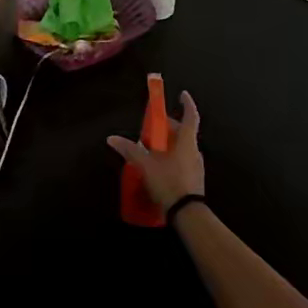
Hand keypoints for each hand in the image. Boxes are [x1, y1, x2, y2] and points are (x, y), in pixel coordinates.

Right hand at [106, 90, 204, 212]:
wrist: (187, 212)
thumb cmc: (168, 182)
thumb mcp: (146, 165)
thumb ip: (130, 150)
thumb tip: (112, 138)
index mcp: (186, 142)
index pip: (191, 116)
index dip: (187, 104)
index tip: (182, 94)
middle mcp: (194, 150)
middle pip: (183, 132)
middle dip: (169, 127)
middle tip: (153, 128)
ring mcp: (196, 165)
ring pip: (183, 147)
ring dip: (169, 143)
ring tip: (152, 148)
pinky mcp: (194, 178)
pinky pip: (183, 160)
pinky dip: (172, 157)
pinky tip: (159, 166)